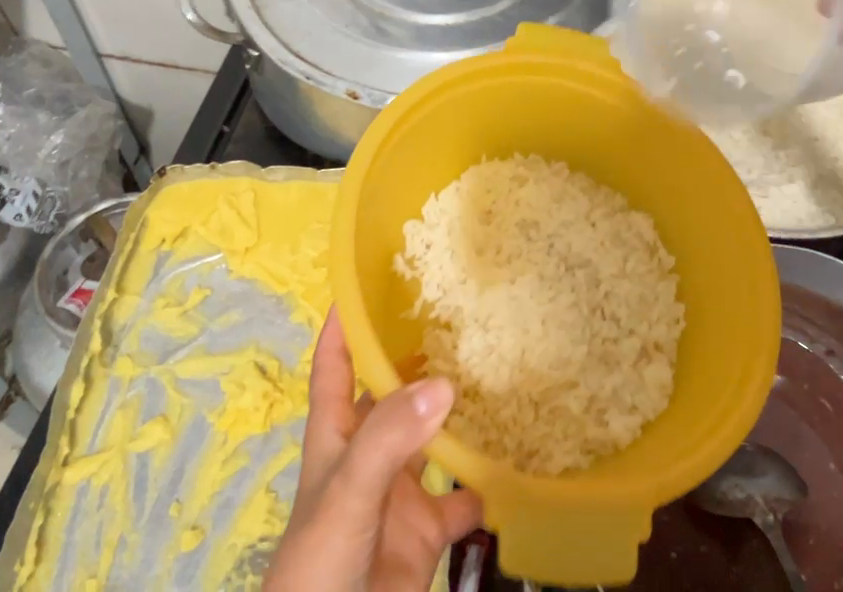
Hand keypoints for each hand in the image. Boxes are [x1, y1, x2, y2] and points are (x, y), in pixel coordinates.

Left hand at [264, 309, 482, 591]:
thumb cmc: (321, 558)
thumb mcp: (348, 490)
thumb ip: (389, 438)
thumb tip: (443, 383)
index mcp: (336, 435)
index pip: (334, 366)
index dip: (343, 326)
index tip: (365, 284)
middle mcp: (369, 454)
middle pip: (391, 395)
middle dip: (418, 361)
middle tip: (462, 320)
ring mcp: (399, 492)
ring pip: (434, 441)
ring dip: (460, 416)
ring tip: (500, 375)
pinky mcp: (428, 531)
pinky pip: (466, 499)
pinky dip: (491, 484)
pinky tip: (520, 460)